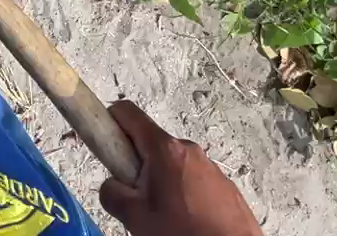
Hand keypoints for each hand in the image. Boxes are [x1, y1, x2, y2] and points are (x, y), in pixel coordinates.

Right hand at [99, 100, 262, 235]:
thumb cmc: (182, 235)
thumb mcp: (134, 217)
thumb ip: (111, 192)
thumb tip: (113, 185)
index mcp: (164, 148)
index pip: (126, 112)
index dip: (110, 121)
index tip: (107, 145)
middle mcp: (189, 149)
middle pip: (151, 143)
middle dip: (139, 165)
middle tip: (140, 198)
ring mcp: (212, 168)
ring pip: (174, 164)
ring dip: (164, 181)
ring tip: (169, 216)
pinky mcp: (229, 189)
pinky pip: (197, 181)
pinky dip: (187, 195)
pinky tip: (190, 222)